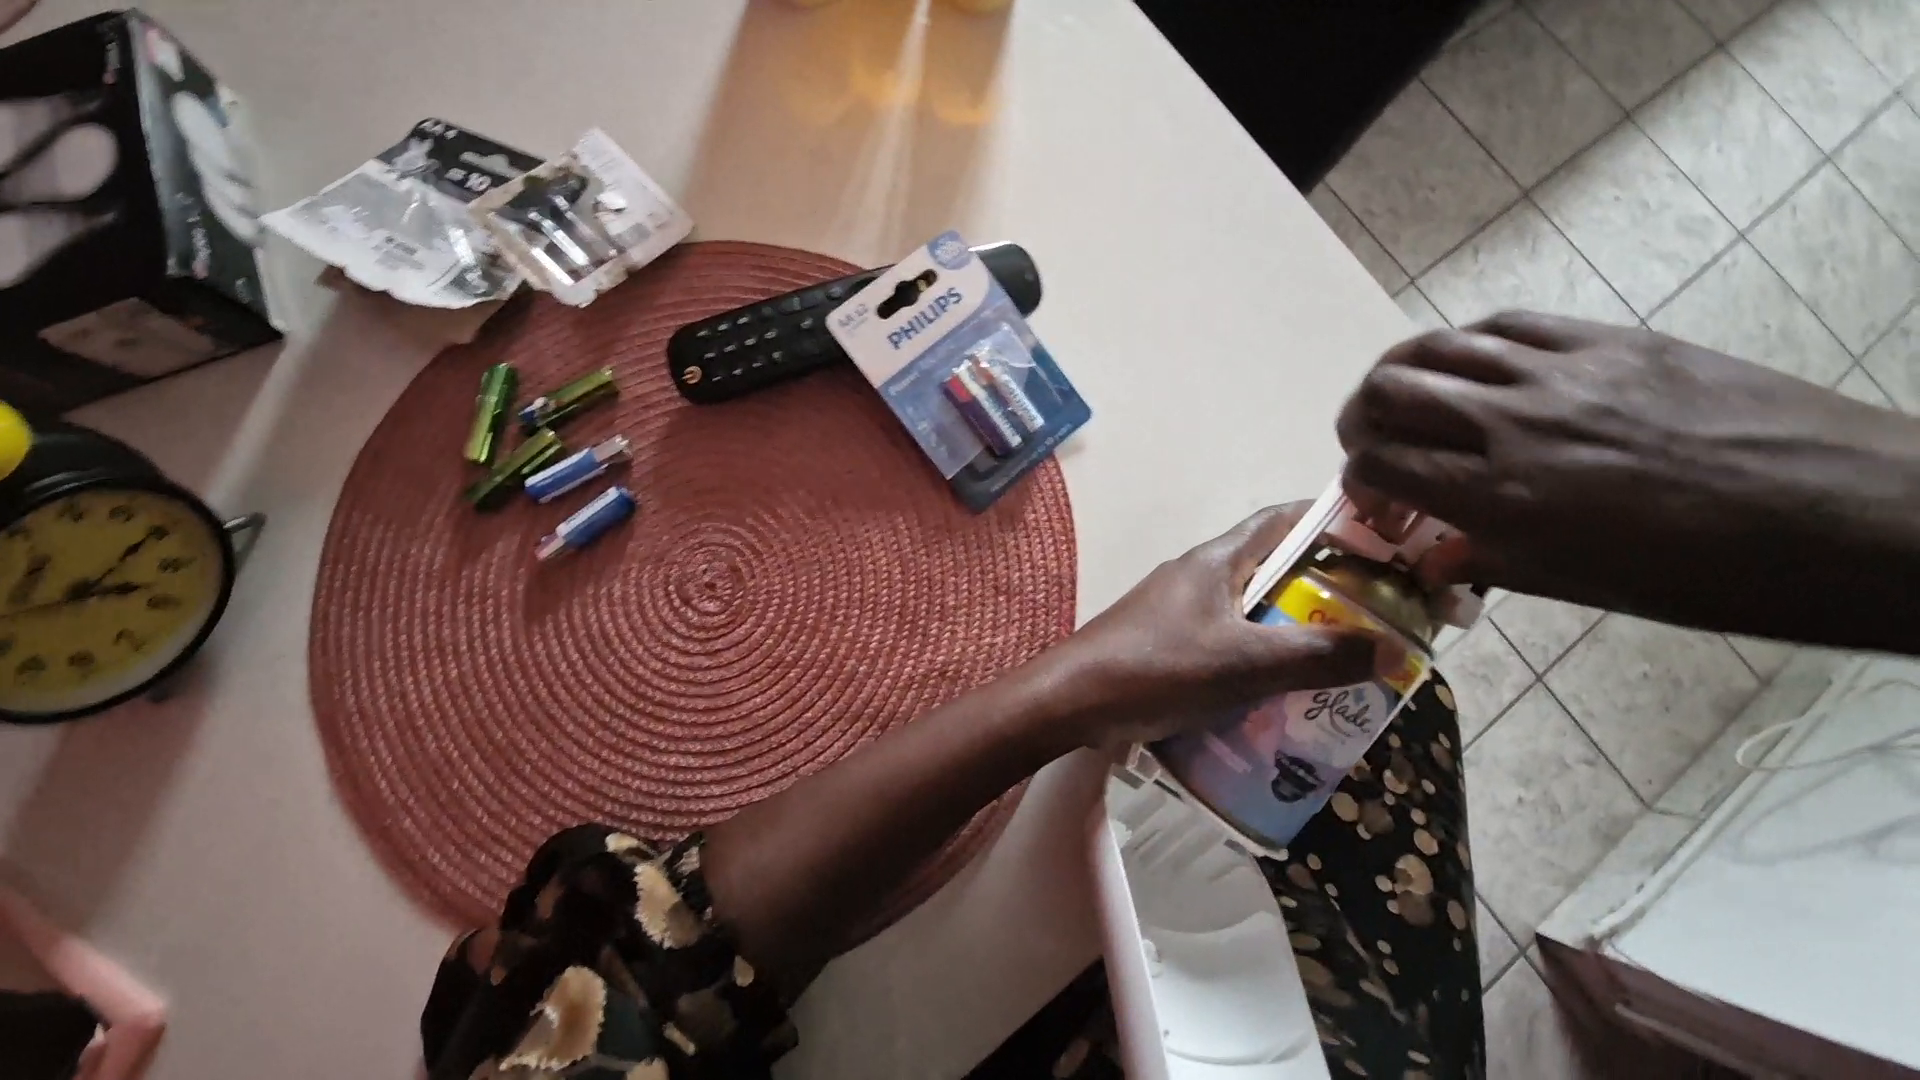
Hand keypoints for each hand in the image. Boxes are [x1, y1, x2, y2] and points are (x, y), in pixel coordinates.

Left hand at [1041, 503, 1387, 751]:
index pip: (1282, 520)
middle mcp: (1198, 575)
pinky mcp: (1164, 643)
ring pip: (1249, 611)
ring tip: (1339, 663)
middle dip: (1321, 591)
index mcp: (1217, 559)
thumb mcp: (1245, 663)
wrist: (1070, 700)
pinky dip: (1257, 659)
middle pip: (1271, 569)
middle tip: (1374, 620)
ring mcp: (1177, 610)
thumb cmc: (1158, 668)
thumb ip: (1318, 656)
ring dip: (1290, 631)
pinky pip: (1225, 642)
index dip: (1332, 523)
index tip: (1382, 543)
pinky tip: (1278, 692)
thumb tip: (1393, 648)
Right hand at [1336, 312, 1919, 646]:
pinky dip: (1470, 343)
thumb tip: (1437, 559)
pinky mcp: (1610, 341)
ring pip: (1436, 347)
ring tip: (1404, 394)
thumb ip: (1491, 562)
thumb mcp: (1580, 585)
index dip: (1357, 477)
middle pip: (1390, 393)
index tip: (1370, 496)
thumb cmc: (1706, 576)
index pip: (1381, 464)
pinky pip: (1509, 325)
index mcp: (1503, 497)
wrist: (1847, 516)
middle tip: (1372, 440)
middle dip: (1361, 418)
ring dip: (1401, 372)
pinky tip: (1475, 364)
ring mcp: (1562, 373)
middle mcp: (1513, 426)